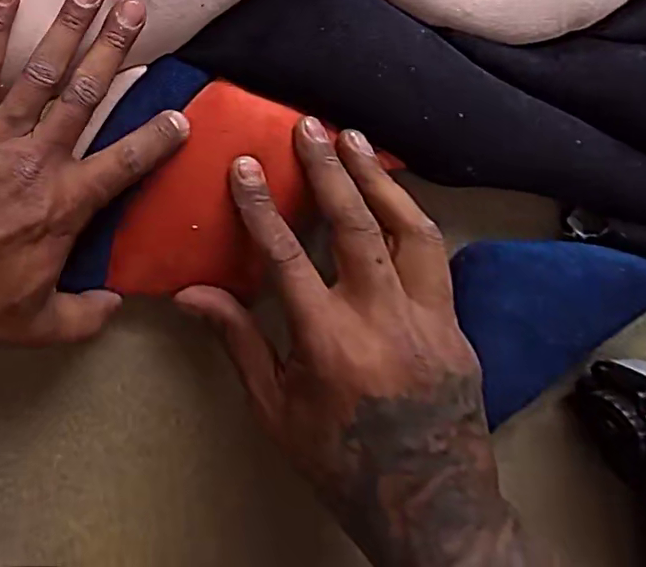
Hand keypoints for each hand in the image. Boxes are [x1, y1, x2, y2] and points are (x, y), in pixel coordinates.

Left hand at [0, 0, 189, 346]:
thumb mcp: (34, 324)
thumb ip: (83, 316)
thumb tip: (118, 307)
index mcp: (65, 205)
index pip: (126, 163)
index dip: (156, 138)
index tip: (181, 114)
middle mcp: (39, 161)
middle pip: (88, 95)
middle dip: (115, 48)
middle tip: (137, 8)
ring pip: (43, 73)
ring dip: (69, 27)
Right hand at [176, 121, 539, 566]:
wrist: (440, 517)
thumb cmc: (340, 462)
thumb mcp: (274, 409)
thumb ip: (236, 340)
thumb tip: (188, 293)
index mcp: (331, 345)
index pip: (287, 258)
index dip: (262, 207)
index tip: (245, 165)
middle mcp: (386, 324)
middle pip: (359, 229)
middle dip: (331, 171)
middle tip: (312, 127)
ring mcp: (432, 324)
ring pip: (413, 233)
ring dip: (380, 180)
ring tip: (358, 140)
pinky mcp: (458, 329)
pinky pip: (435, 258)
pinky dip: (409, 216)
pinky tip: (392, 193)